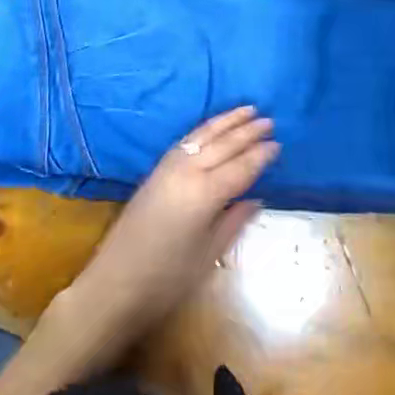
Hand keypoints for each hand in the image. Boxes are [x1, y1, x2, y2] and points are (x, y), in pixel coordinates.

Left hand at [48, 106, 280, 369]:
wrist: (115, 284)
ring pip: (202, 136)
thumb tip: (256, 198)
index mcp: (205, 194)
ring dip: (225, 122)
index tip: (279, 143)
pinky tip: (212, 128)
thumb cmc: (168, 279)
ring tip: (246, 110)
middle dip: (246, 131)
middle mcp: (187, 172)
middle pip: (222, 144)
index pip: (241, 167)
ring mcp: (168, 168)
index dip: (260, 155)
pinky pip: (186, 140)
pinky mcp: (156, 170)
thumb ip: (234, 220)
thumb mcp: (209, 253)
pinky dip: (204, 130)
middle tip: (269, 120)